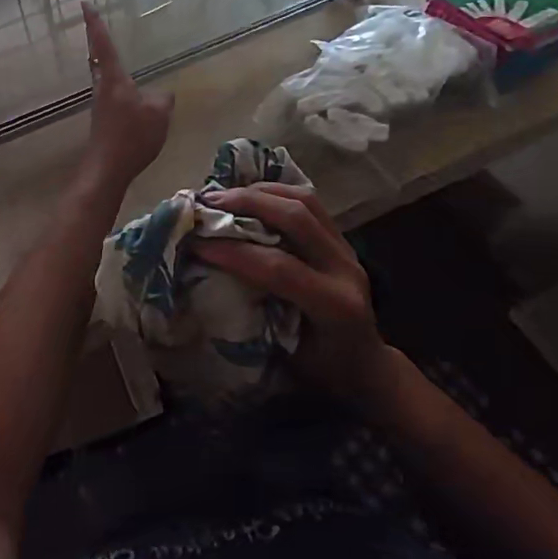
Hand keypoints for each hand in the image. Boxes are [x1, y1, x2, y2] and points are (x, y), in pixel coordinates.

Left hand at [81, 2, 172, 185]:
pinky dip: (115, 82)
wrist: (107, 167)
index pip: (102, 44)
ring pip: (101, 75)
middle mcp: (102, 88)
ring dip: (103, 60)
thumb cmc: (132, 137)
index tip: (84, 5)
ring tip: (107, 49)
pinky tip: (125, 91)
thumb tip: (161, 95)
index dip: (94, 24)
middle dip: (96, 38)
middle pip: (97, 57)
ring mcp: (100, 104)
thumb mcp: (159, 114)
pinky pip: (110, 92)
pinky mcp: (103, 119)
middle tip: (94, 21)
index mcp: (113, 80)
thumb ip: (162, 99)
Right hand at [190, 184, 402, 414]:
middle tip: (204, 204)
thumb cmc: (317, 366)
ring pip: (304, 201)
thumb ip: (249, 312)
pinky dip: (272, 192)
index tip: (194, 244)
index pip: (279, 267)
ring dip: (258, 192)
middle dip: (245, 205)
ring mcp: (347, 250)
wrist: (363, 365)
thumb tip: (200, 277)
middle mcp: (346, 270)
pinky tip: (245, 195)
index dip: (232, 252)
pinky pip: (308, 202)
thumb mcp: (281, 352)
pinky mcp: (341, 238)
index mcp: (335, 305)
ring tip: (221, 195)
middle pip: (296, 218)